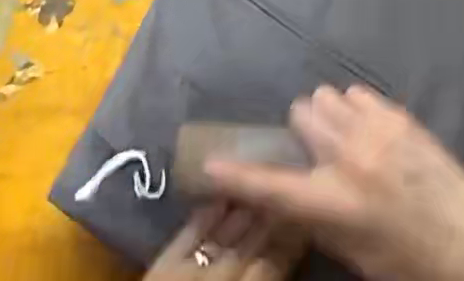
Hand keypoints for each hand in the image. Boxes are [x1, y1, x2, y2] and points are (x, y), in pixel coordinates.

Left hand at [144, 202, 305, 280]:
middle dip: (270, 219)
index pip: (270, 267)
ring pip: (222, 236)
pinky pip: (185, 237)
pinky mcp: (160, 270)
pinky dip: (204, 217)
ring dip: (243, 213)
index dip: (288, 242)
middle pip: (249, 245)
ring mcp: (186, 274)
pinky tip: (220, 198)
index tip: (303, 218)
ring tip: (263, 190)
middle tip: (289, 192)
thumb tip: (277, 271)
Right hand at [201, 85, 463, 280]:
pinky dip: (354, 109)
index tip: (209, 164)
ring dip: (327, 115)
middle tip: (317, 151)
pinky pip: (356, 93)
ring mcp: (374, 129)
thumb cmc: (408, 259)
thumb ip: (317, 216)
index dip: (236, 176)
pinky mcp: (396, 114)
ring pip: (326, 96)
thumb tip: (292, 186)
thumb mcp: (353, 253)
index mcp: (333, 203)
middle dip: (303, 130)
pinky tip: (370, 131)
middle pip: (301, 113)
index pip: (271, 187)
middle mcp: (348, 158)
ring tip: (345, 137)